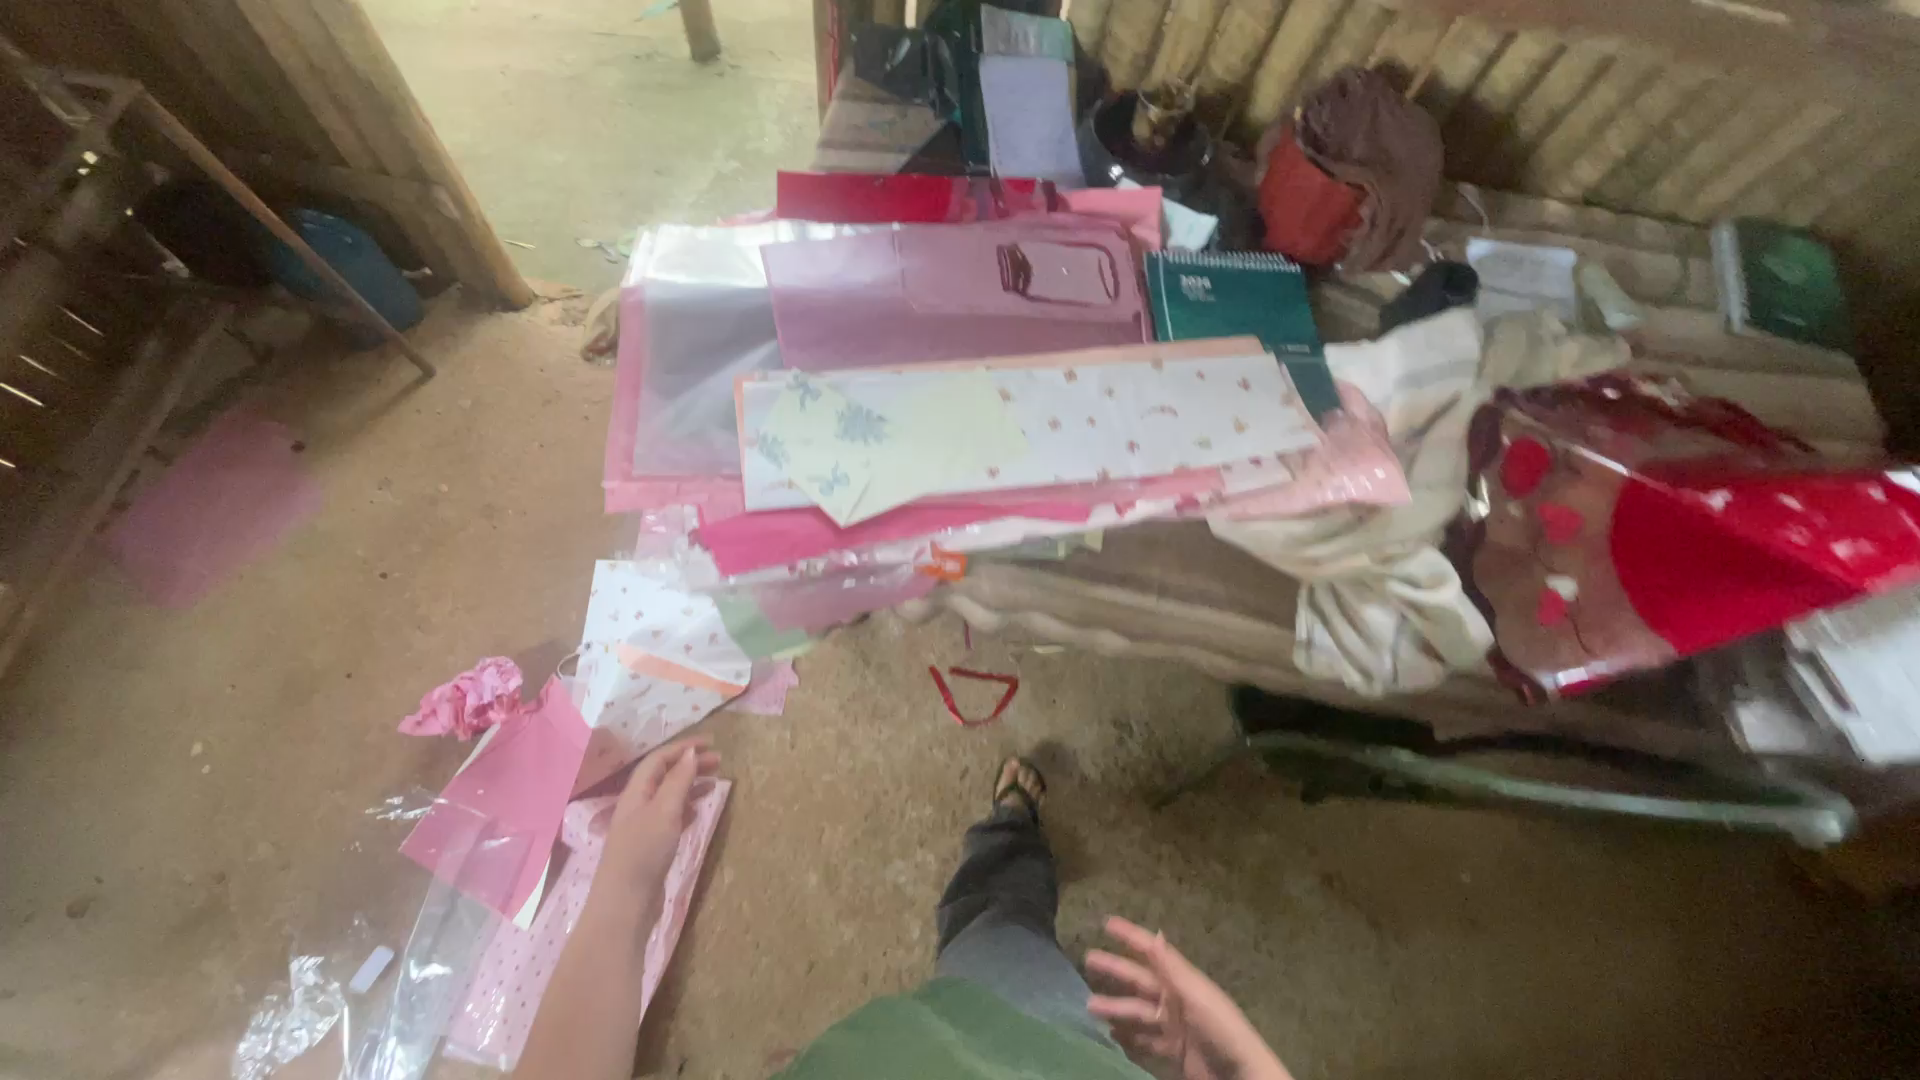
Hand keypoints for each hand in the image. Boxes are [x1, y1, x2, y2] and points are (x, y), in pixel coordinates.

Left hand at [603, 736, 721, 893]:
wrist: (625, 905)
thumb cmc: (644, 852)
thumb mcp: (665, 811)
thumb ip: (678, 781)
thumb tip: (690, 753)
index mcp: (636, 793)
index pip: (659, 759)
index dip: (684, 748)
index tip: (712, 743)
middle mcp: (637, 805)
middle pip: (664, 775)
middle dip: (690, 764)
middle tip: (720, 761)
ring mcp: (643, 826)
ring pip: (669, 795)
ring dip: (691, 784)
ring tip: (715, 782)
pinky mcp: (651, 846)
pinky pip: (672, 815)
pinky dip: (687, 806)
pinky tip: (698, 810)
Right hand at [1086, 916, 1292, 1079]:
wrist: (1242, 1078)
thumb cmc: (1221, 1030)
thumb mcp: (1196, 995)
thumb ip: (1172, 968)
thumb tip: (1155, 934)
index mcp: (1182, 981)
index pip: (1151, 952)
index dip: (1130, 936)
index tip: (1105, 922)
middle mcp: (1174, 1000)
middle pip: (1139, 981)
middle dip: (1114, 970)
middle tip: (1087, 960)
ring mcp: (1173, 1027)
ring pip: (1137, 1012)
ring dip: (1115, 1008)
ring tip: (1090, 1007)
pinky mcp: (1173, 1053)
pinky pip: (1145, 1042)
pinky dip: (1128, 1038)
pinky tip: (1111, 1036)